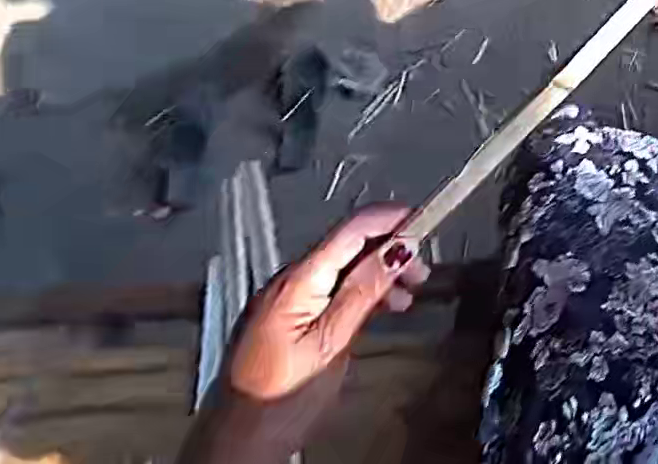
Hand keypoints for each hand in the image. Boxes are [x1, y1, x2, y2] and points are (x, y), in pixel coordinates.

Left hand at [183, 205, 426, 461]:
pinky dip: (364, 288)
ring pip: (346, 264)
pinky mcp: (290, 315)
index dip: (391, 218)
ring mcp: (287, 297)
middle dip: (391, 247)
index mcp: (295, 283)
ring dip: (382, 270)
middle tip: (421, 269)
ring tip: (408, 291)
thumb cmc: (278, 407)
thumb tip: (400, 248)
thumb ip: (365, 291)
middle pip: (350, 243)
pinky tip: (384, 305)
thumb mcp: (332, 344)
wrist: (232, 453)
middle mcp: (288, 281)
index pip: (351, 229)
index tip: (424, 221)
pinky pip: (334, 285)